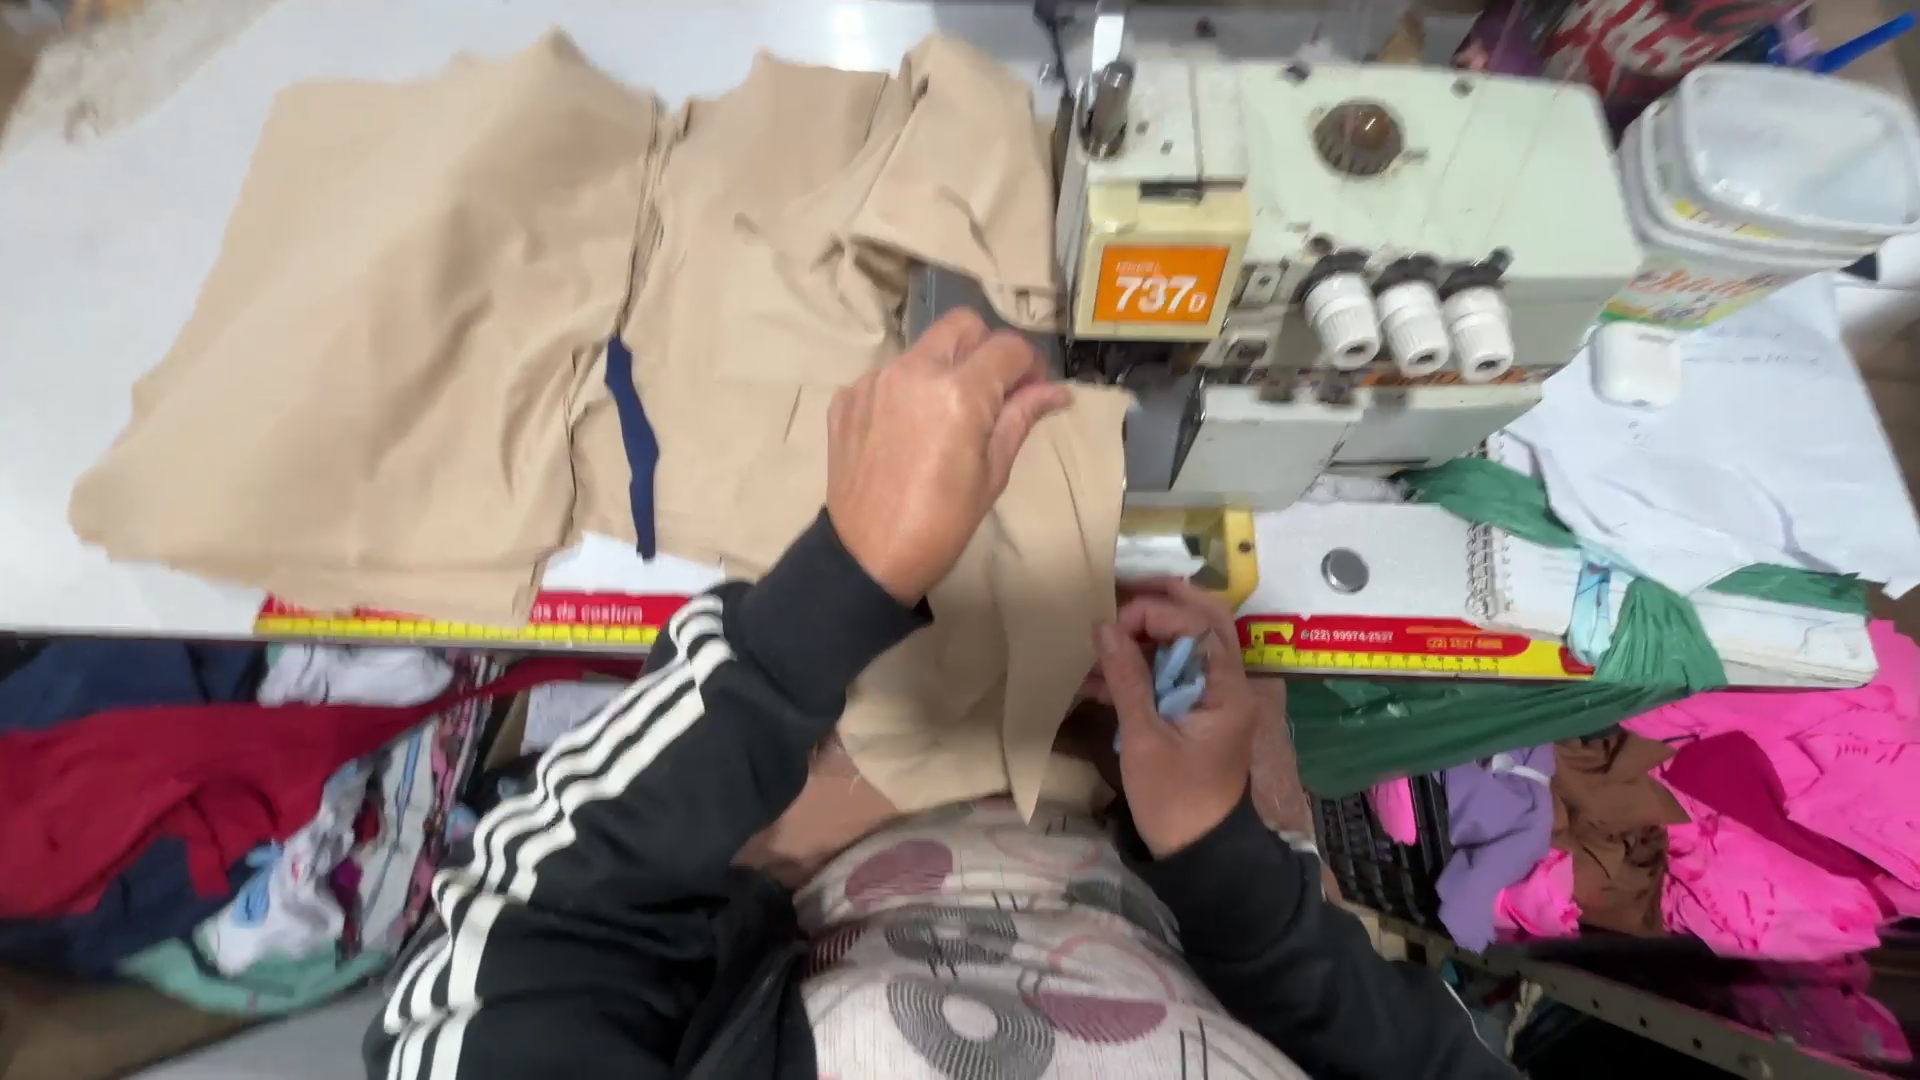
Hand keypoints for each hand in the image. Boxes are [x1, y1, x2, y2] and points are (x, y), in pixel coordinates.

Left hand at [827, 309, 1071, 604]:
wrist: (869, 558)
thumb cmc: (942, 523)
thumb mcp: (992, 474)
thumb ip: (1020, 418)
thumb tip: (1056, 391)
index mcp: (959, 392)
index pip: (1008, 347)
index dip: (1029, 365)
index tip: (1031, 391)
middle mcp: (913, 371)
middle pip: (961, 325)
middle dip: (985, 348)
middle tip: (992, 392)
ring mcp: (874, 382)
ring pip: (922, 350)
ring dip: (944, 369)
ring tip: (944, 420)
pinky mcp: (846, 399)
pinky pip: (887, 377)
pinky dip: (906, 393)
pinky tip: (906, 434)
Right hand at [1092, 577, 1256, 858]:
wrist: (1199, 853)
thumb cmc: (1174, 799)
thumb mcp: (1143, 738)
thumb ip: (1126, 678)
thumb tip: (1104, 627)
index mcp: (1226, 689)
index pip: (1196, 624)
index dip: (1154, 612)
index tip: (1113, 625)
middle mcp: (1228, 683)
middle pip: (1203, 621)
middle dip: (1163, 601)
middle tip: (1122, 591)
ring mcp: (1214, 696)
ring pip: (1187, 642)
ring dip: (1149, 632)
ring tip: (1105, 633)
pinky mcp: (1197, 710)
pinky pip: (1173, 671)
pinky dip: (1142, 664)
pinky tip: (1102, 674)